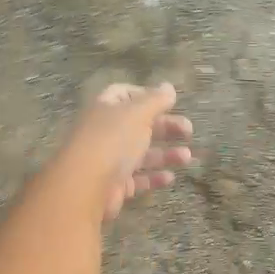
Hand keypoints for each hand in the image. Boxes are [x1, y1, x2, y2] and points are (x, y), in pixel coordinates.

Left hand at [51, 83, 193, 220]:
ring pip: (141, 154)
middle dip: (165, 127)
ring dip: (165, 154)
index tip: (169, 102)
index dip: (146, 95)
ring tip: (187, 158)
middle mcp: (105, 132)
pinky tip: (170, 177)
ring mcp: (108, 160)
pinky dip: (154, 177)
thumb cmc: (113, 140)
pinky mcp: (114, 186)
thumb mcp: (138, 113)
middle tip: (188, 131)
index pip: (124, 94)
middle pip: (138, 125)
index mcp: (106, 109)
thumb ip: (156, 100)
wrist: (86, 185)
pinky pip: (137, 179)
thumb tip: (168, 87)